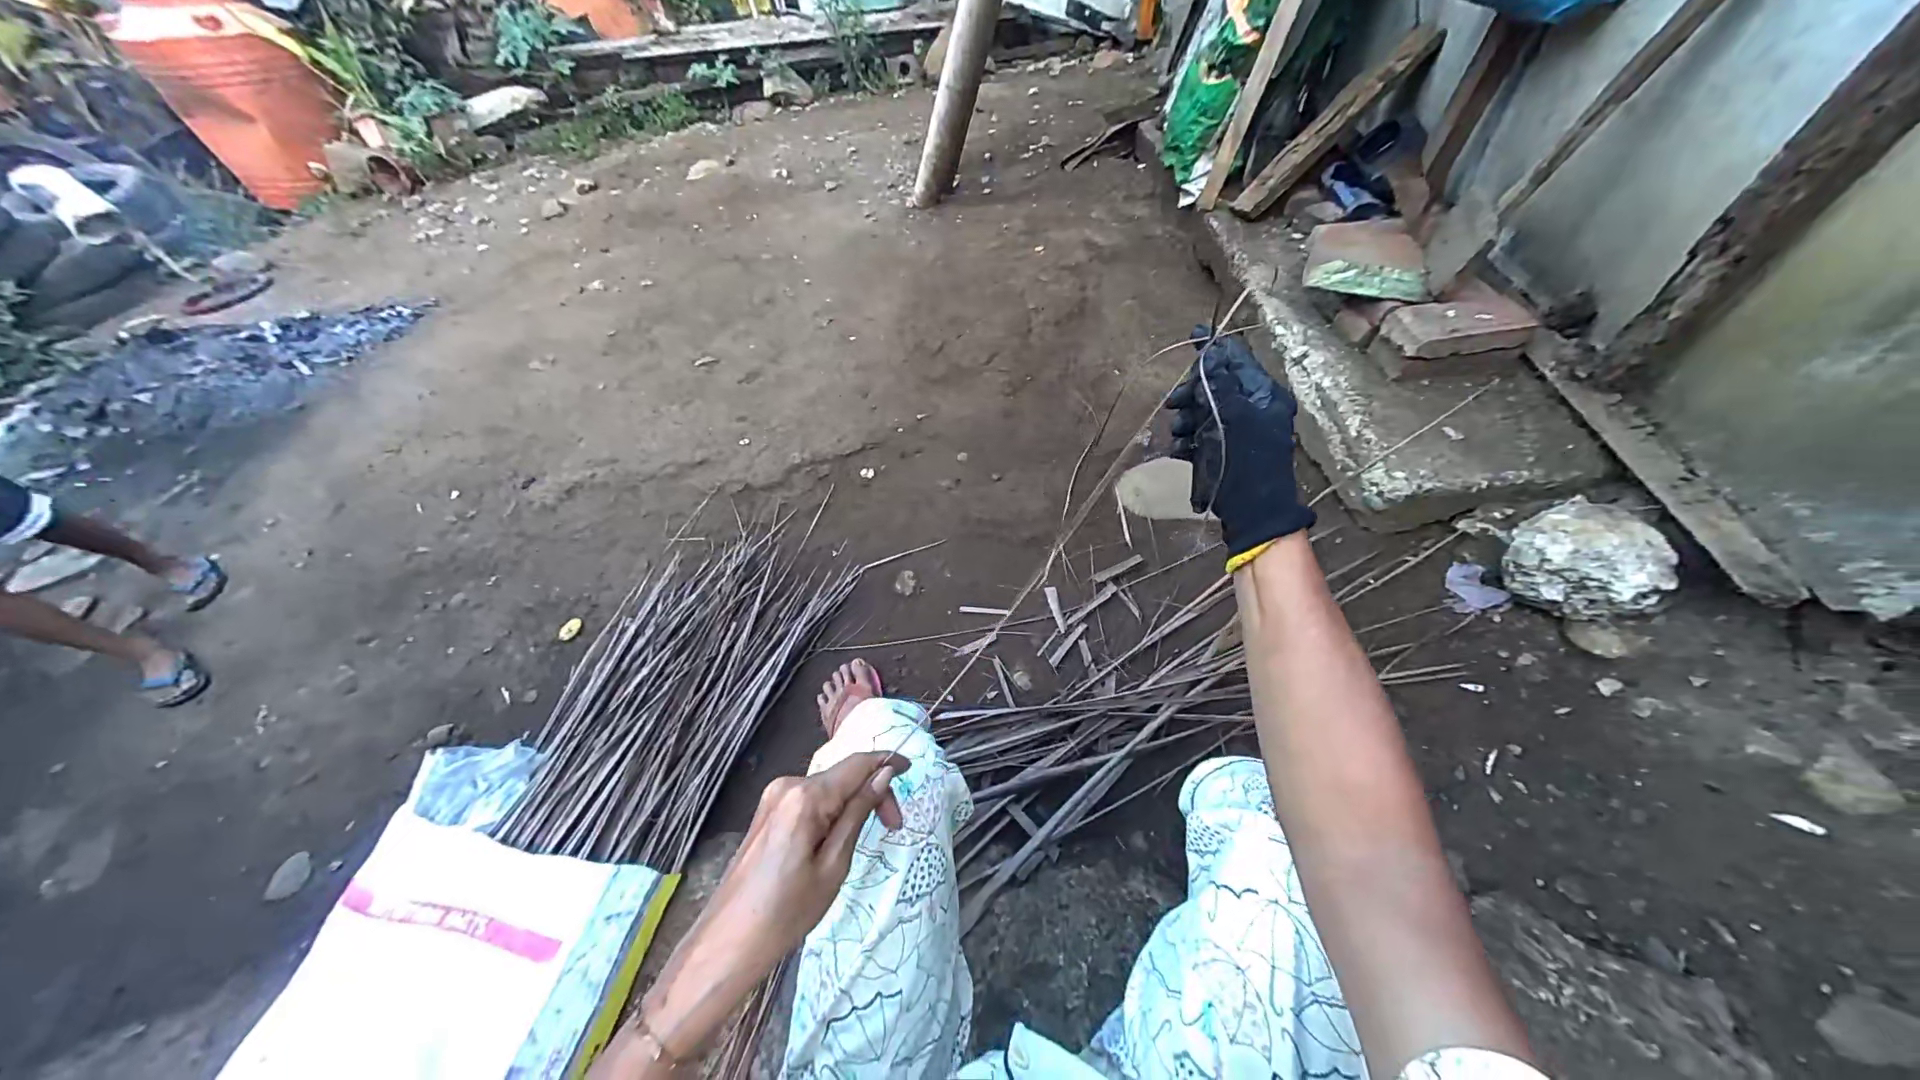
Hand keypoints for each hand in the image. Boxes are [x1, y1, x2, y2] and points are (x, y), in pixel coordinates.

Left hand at [634, 751, 908, 1063]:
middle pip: (843, 774)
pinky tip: (839, 839)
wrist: (726, 945)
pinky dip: (833, 811)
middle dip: (872, 791)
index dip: (886, 761)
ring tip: (868, 839)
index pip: (857, 763)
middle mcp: (787, 785)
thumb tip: (883, 773)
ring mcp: (774, 798)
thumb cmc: (786, 913)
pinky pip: (811, 800)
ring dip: (853, 803)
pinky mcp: (768, 812)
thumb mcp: (834, 865)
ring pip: (828, 787)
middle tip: (894, 828)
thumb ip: (858, 812)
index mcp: (805, 796)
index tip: (912, 769)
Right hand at [1166, 329, 1314, 565]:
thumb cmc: (1247, 464)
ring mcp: (1237, 430)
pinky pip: (1201, 433)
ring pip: (1205, 409)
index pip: (1238, 361)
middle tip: (1174, 402)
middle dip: (1192, 391)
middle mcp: (1252, 408)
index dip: (1215, 349)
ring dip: (1186, 417)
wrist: (1252, 513)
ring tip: (1178, 430)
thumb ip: (1222, 385)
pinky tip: (1180, 447)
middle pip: (1216, 385)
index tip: (1195, 334)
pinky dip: (1188, 438)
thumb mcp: (1235, 418)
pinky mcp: (1223, 449)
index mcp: (1264, 396)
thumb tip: (1213, 354)